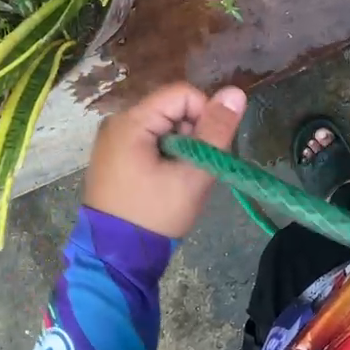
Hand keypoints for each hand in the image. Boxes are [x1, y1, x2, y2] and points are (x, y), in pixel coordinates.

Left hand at [84, 82, 247, 238]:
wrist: (115, 257)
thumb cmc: (156, 213)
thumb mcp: (193, 173)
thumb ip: (216, 131)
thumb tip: (236, 92)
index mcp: (131, 122)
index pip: (183, 94)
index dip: (206, 115)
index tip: (209, 149)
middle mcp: (117, 123)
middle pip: (173, 108)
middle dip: (193, 133)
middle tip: (194, 168)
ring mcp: (113, 140)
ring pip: (164, 125)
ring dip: (182, 145)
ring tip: (181, 177)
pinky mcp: (114, 157)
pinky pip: (150, 140)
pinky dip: (166, 154)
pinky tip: (166, 180)